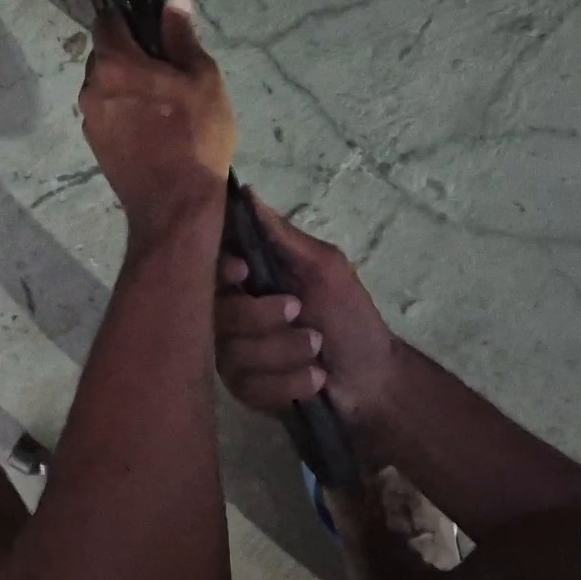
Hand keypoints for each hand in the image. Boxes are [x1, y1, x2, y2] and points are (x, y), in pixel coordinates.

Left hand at [79, 0, 235, 235]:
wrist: (175, 205)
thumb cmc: (195, 136)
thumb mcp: (202, 79)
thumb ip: (182, 37)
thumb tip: (175, 1)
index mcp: (114, 64)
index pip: (107, 20)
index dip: (128, 16)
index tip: (152, 27)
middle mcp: (91, 87)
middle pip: (105, 55)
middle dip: (130, 54)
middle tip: (166, 69)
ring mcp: (88, 118)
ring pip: (104, 85)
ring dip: (125, 84)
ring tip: (161, 102)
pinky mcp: (93, 143)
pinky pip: (106, 112)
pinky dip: (122, 110)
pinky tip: (150, 126)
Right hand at [214, 196, 398, 432]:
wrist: (371, 380)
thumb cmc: (349, 317)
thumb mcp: (325, 268)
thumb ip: (283, 236)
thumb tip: (246, 192)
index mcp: (247, 277)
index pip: (209, 264)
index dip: (218, 267)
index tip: (244, 271)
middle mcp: (230, 311)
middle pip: (217, 311)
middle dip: (262, 318)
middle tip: (300, 312)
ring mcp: (232, 351)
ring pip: (233, 352)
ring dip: (285, 352)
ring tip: (317, 351)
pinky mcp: (242, 386)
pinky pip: (249, 385)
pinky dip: (289, 382)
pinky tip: (314, 379)